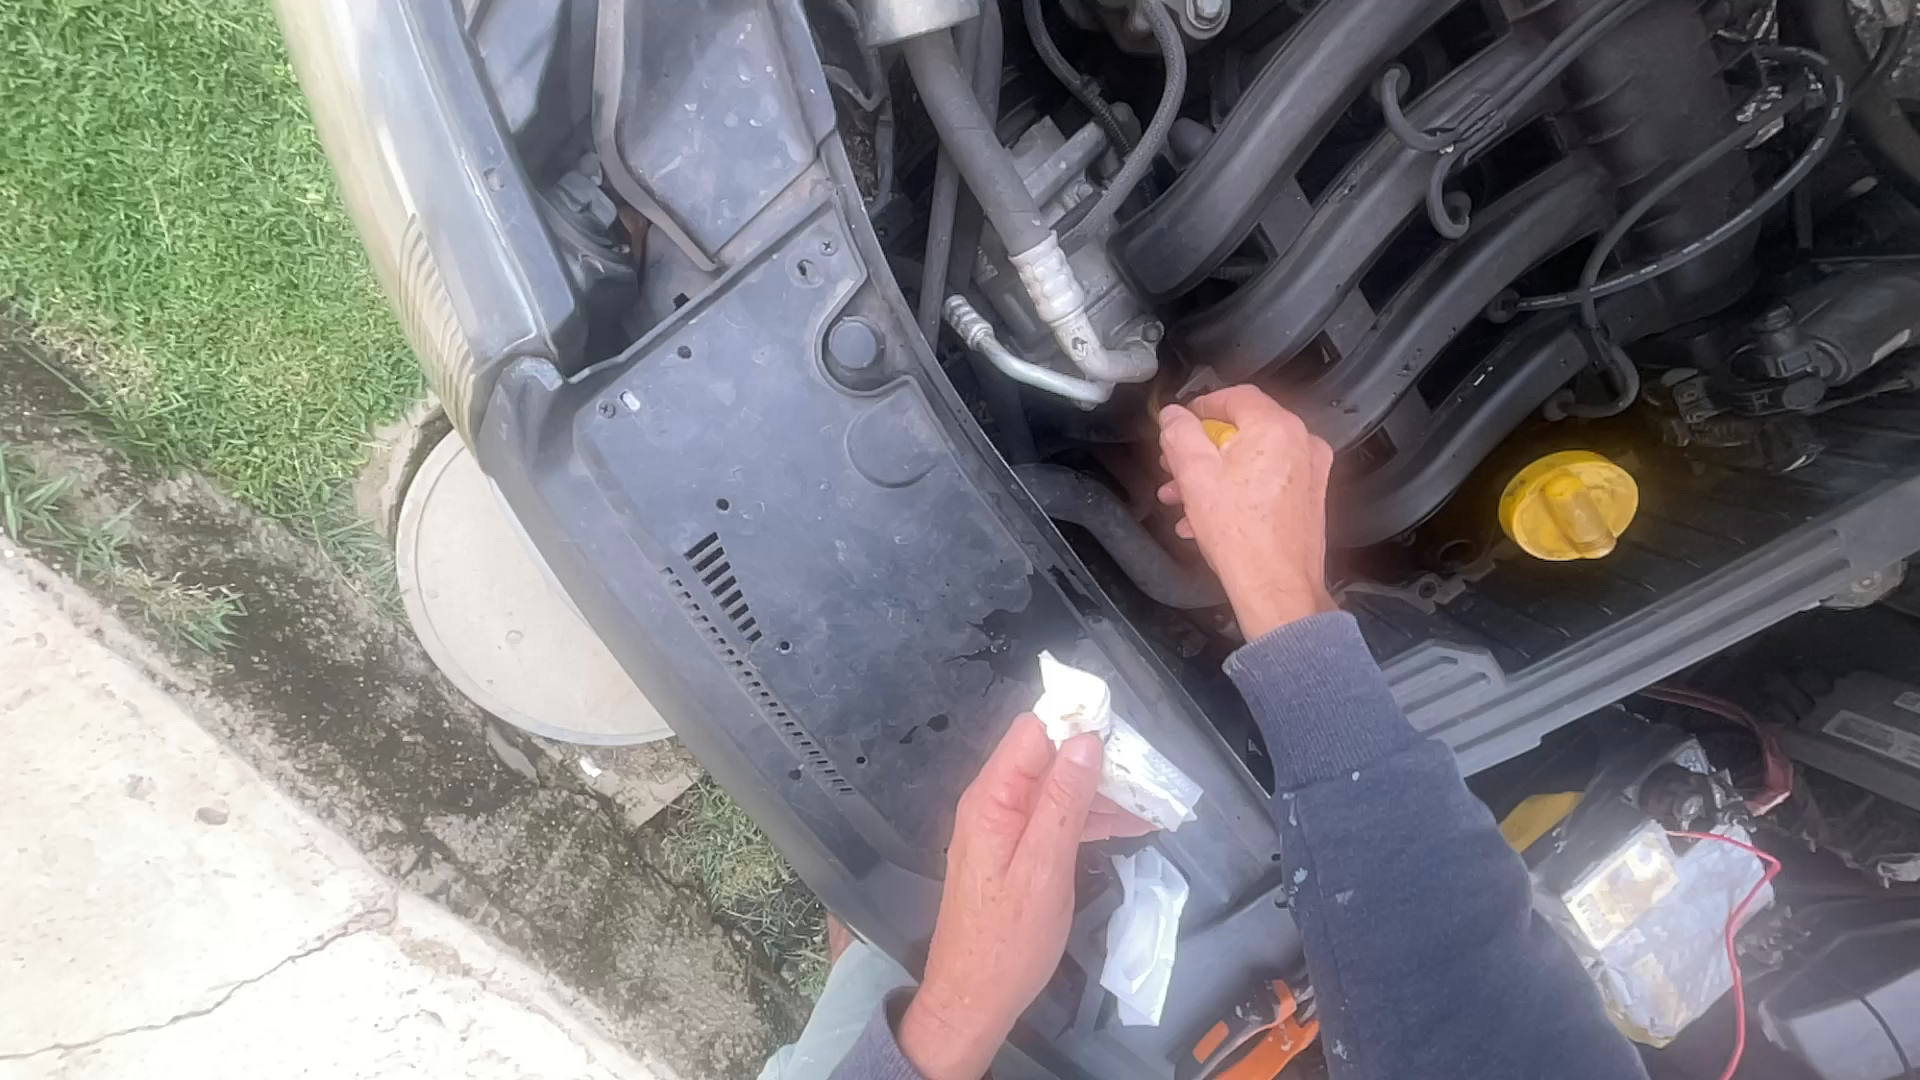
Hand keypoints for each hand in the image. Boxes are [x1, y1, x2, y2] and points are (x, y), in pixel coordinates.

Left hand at [898, 715, 1149, 1079]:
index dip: (1073, 721)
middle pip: (1048, 757)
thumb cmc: (1007, 941)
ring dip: (1100, 791)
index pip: (1031, 732)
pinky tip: (1128, 825)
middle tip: (1146, 771)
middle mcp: (994, 801)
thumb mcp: (1044, 868)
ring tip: (1150, 801)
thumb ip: (1064, 801)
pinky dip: (1089, 817)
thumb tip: (1085, 741)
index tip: (1118, 725)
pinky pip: (1055, 817)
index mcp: (993, 797)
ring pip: (1057, 787)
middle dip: (1096, 759)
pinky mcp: (1015, 847)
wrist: (973, 999)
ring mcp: (1004, 824)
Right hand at [1157, 386, 1336, 639]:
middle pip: (1242, 430)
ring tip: (1182, 499)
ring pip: (1252, 459)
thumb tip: (1172, 415)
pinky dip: (1235, 491)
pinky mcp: (1307, 499)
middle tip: (1174, 466)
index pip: (1235, 397)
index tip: (1179, 422)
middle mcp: (1301, 444)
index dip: (1201, 406)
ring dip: (1213, 474)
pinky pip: (1265, 482)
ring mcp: (1308, 473)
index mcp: (1276, 428)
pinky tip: (1206, 517)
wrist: (1275, 586)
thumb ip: (1179, 434)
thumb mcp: (1194, 474)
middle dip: (1201, 449)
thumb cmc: (1241, 535)